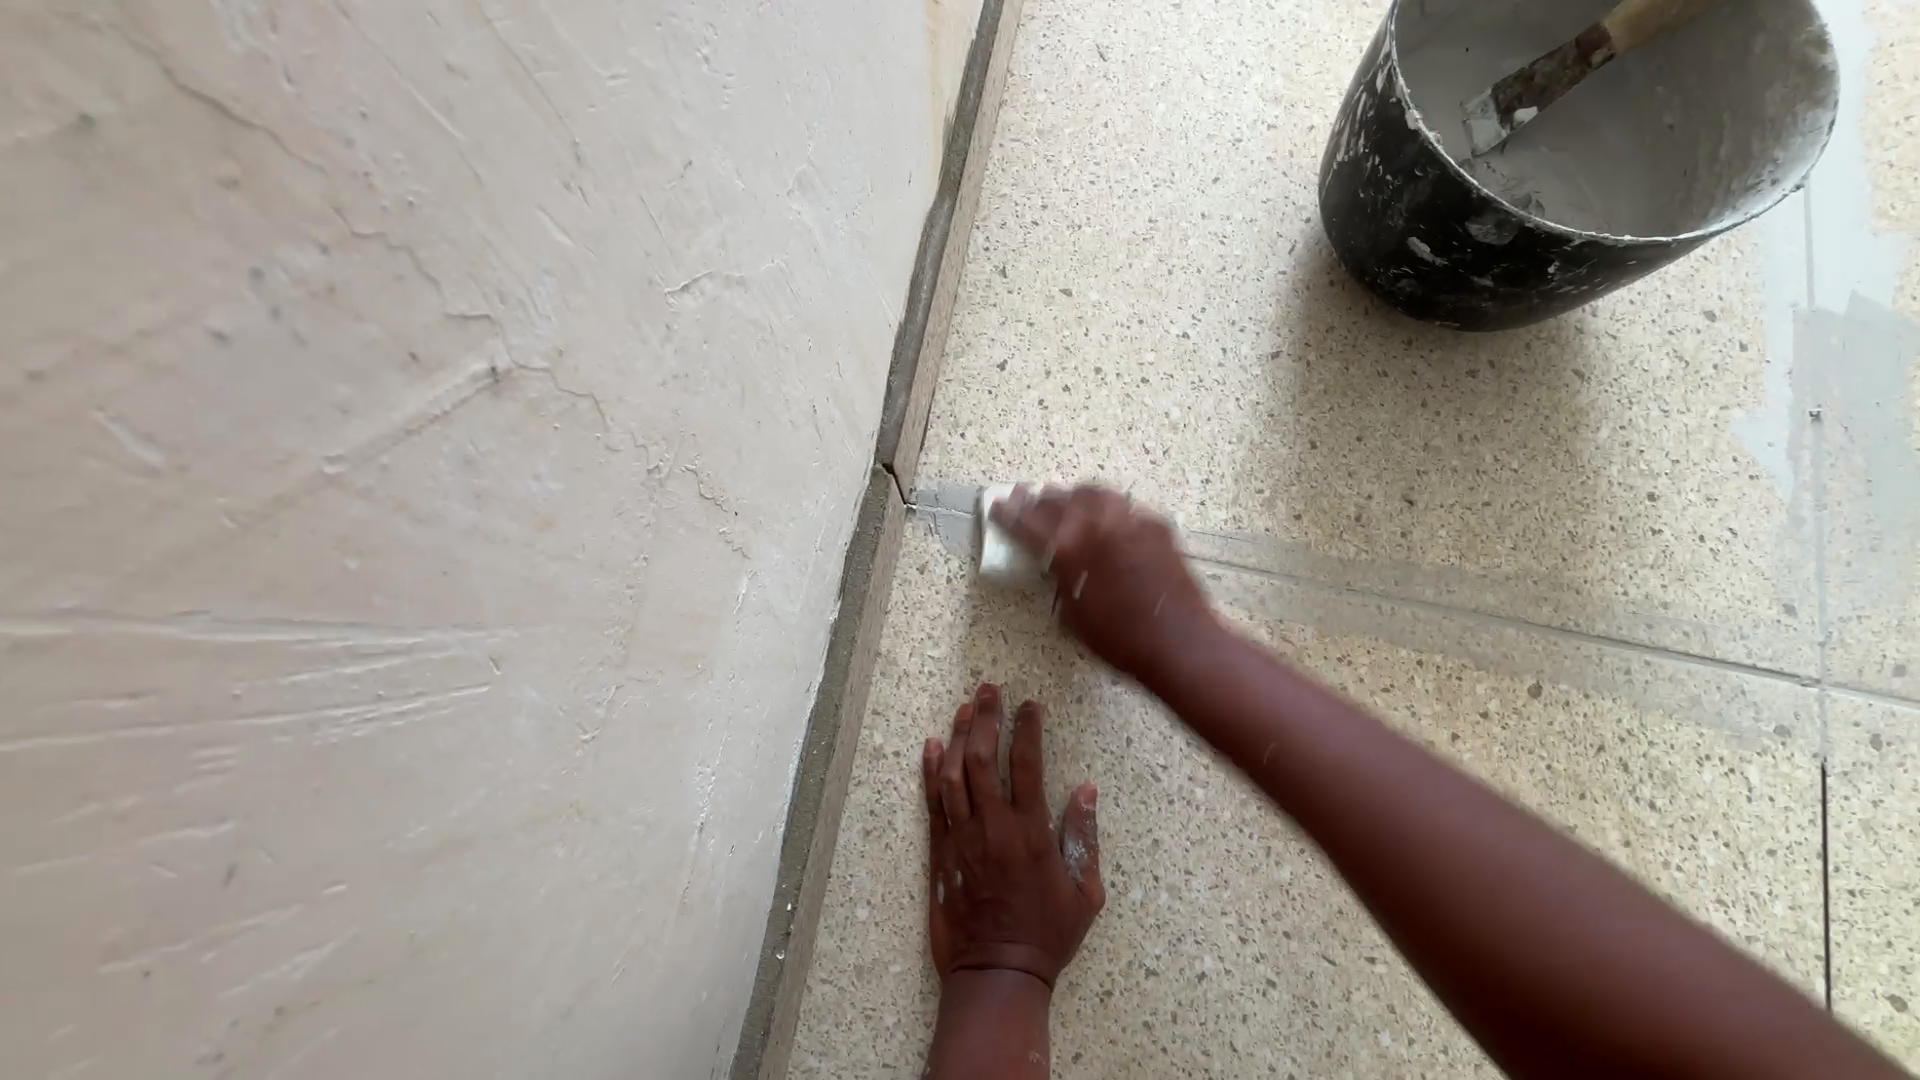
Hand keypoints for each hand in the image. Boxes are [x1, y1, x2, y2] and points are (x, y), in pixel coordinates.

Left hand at [923, 683, 1103, 988]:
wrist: (997, 973)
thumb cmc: (1048, 935)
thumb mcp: (1085, 892)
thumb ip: (1085, 836)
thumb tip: (1086, 788)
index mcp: (1031, 833)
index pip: (1027, 764)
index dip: (1028, 727)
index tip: (1031, 704)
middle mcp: (993, 827)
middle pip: (983, 758)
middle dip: (986, 717)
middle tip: (989, 688)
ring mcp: (961, 838)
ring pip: (953, 774)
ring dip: (958, 735)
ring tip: (964, 706)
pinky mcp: (940, 852)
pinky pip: (932, 803)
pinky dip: (930, 771)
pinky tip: (931, 745)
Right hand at [990, 484, 1217, 681]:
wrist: (1180, 642)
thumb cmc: (1120, 640)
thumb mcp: (1073, 614)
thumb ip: (1062, 579)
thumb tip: (1058, 565)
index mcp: (1071, 550)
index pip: (1029, 523)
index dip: (1009, 514)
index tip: (997, 505)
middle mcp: (1099, 525)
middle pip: (1060, 500)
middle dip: (1038, 499)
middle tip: (1025, 496)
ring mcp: (1131, 520)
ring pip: (1094, 493)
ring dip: (1074, 495)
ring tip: (1063, 498)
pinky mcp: (1156, 525)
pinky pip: (1124, 506)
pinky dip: (1107, 507)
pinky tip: (1106, 517)